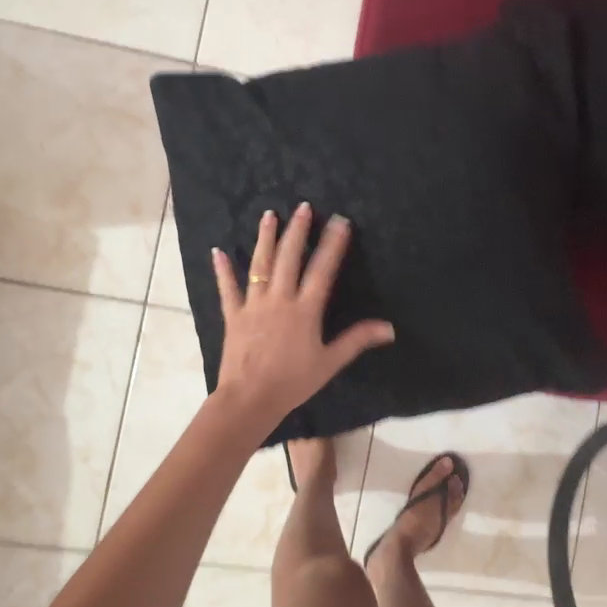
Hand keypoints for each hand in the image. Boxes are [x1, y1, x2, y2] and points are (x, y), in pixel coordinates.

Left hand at [209, 203, 394, 426]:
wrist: (249, 399)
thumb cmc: (293, 382)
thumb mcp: (330, 362)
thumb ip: (357, 340)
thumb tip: (389, 328)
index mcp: (305, 310)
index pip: (322, 270)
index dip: (333, 244)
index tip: (340, 221)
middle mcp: (279, 299)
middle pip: (289, 258)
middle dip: (298, 231)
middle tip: (304, 207)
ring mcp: (253, 305)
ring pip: (260, 265)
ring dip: (265, 238)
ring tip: (269, 215)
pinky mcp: (233, 316)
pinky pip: (227, 289)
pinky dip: (223, 270)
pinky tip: (218, 251)